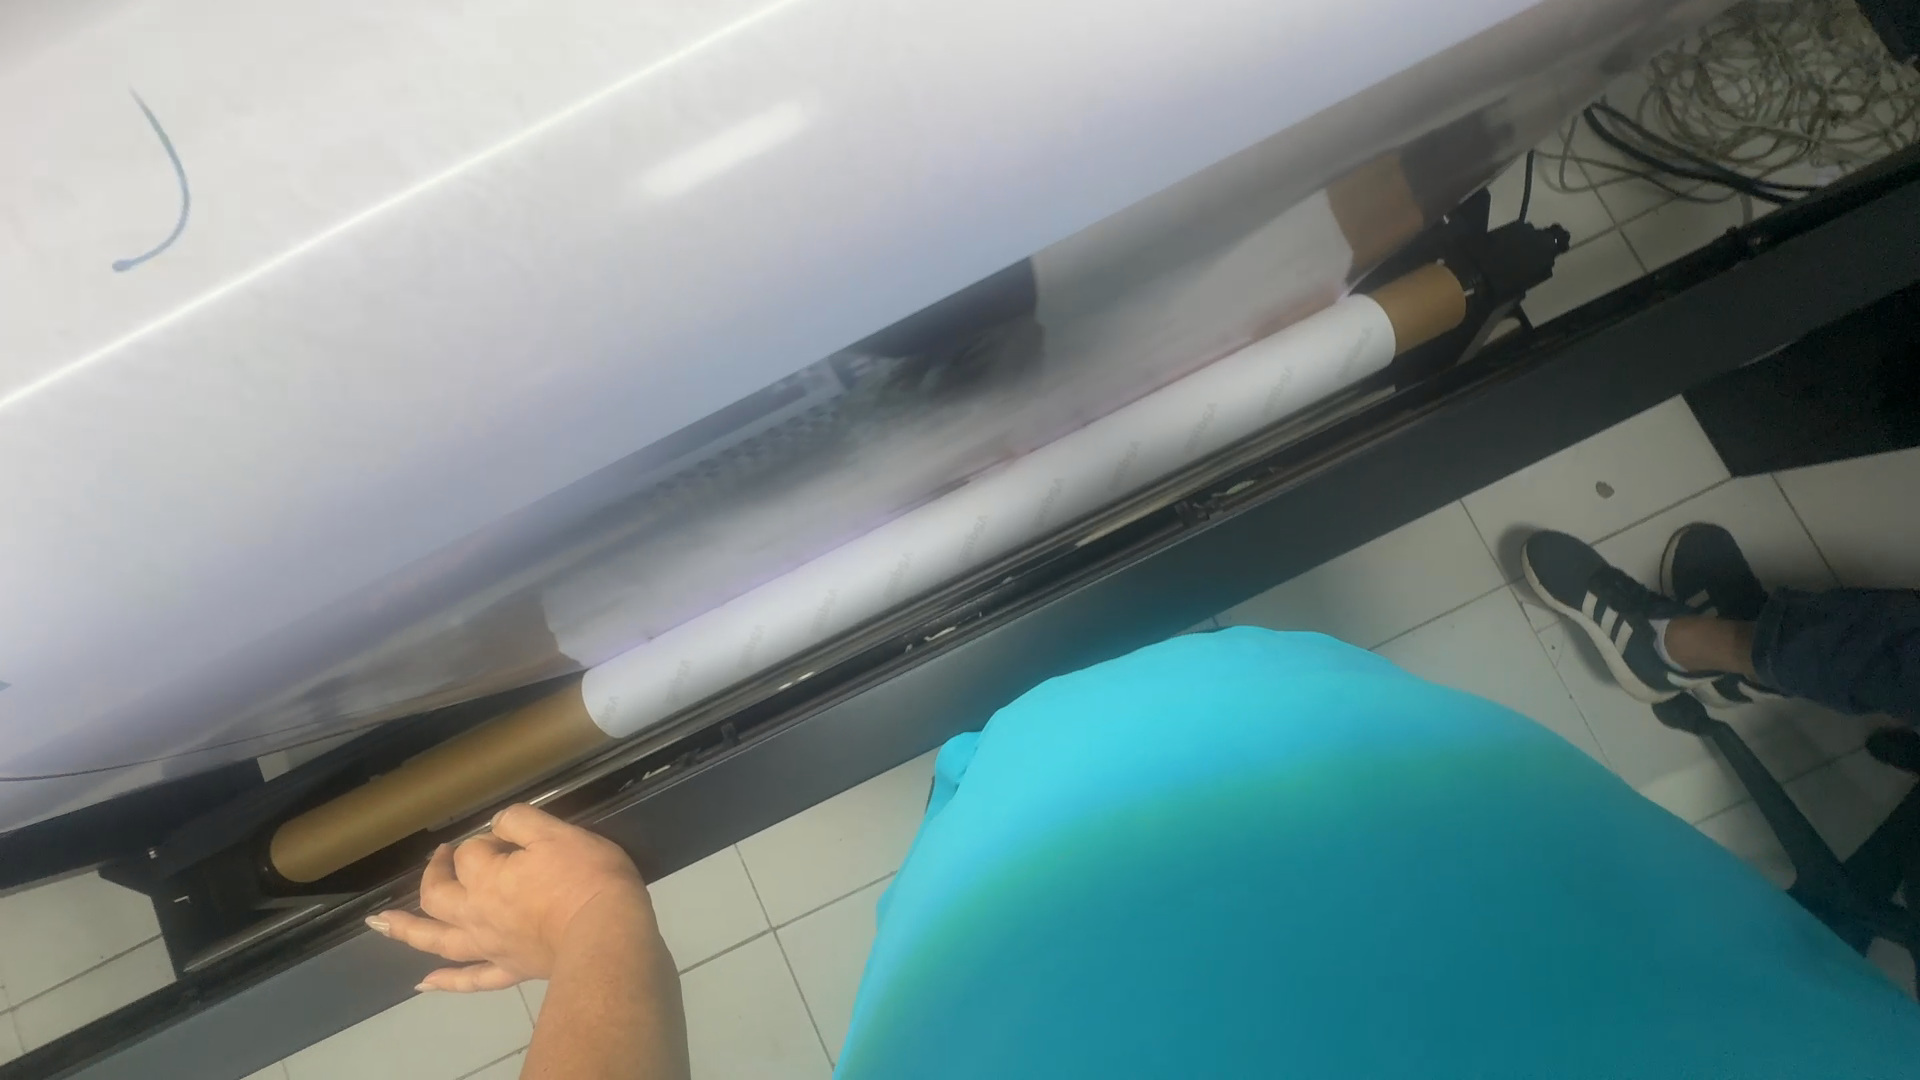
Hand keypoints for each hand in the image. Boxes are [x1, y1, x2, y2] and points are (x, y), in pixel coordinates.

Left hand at [368, 804, 661, 991]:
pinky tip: (424, 983)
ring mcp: (488, 946)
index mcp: (487, 877)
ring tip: (380, 923)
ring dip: (406, 930)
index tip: (515, 834)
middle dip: (434, 872)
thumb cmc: (586, 876)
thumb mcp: (559, 832)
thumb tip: (499, 824)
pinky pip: (469, 979)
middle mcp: (475, 913)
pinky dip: (444, 981)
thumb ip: (523, 822)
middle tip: (440, 856)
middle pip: (437, 894)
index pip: (472, 851)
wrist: (605, 930)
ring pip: (436, 939)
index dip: (490, 838)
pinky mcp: (508, 970)